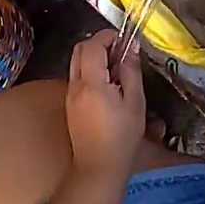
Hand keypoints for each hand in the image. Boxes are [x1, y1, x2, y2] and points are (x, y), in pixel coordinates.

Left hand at [64, 30, 144, 177]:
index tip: (124, 39)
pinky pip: (77, 75)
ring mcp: (70, 94)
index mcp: (92, 83)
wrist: (98, 167)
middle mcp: (75, 85)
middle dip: (98, 42)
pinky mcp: (70, 103)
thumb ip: (131, 71)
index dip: (108, 36)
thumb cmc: (122, 136)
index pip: (92, 46)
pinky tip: (108, 83)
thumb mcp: (135, 102)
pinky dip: (90, 70)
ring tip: (116, 68)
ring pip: (76, 61)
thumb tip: (130, 48)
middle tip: (120, 50)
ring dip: (93, 56)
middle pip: (79, 49)